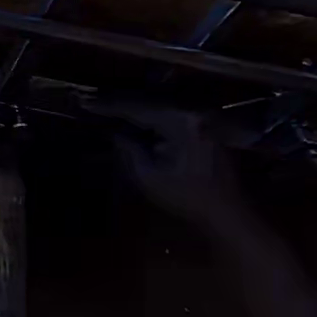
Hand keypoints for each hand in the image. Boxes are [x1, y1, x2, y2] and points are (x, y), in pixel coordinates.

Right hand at [93, 100, 247, 223]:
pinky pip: (172, 119)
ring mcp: (200, 122)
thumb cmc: (188, 197)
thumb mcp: (150, 177)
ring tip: (112, 112)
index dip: (112, 107)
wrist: (227, 211)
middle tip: (96, 105)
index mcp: (178, 122)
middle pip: (149, 105)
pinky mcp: (204, 131)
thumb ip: (131, 152)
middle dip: (122, 106)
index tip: (89, 104)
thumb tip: (117, 134)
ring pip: (161, 111)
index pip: (138, 109)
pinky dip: (153, 122)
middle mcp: (191, 115)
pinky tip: (137, 126)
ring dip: (137, 113)